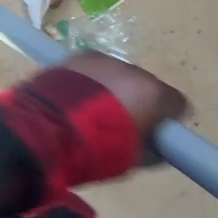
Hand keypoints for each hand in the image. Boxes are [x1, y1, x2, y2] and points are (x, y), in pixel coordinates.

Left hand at [59, 52, 188, 164]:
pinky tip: (73, 98)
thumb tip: (154, 146)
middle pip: (144, 85)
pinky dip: (87, 81)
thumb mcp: (132, 159)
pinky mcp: (73, 57)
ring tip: (89, 111)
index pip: (176, 103)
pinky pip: (90, 70)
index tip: (153, 132)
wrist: (42, 128)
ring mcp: (100, 60)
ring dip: (110, 89)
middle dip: (135, 101)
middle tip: (115, 122)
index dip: (166, 119)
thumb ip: (151, 148)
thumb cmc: (93, 149)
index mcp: (153, 94)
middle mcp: (131, 70)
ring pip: (116, 75)